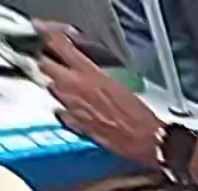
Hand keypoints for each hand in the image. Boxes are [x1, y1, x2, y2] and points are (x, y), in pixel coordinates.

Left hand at [39, 28, 161, 166]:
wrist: (151, 143)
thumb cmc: (144, 119)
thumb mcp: (121, 87)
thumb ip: (97, 76)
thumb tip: (88, 72)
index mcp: (88, 73)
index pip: (56, 44)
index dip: (52, 41)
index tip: (52, 41)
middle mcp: (74, 86)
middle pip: (46, 66)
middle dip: (53, 67)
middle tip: (62, 70)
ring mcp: (72, 106)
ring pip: (51, 89)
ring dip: (60, 89)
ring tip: (74, 94)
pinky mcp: (77, 125)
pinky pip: (61, 114)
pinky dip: (66, 113)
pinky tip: (76, 114)